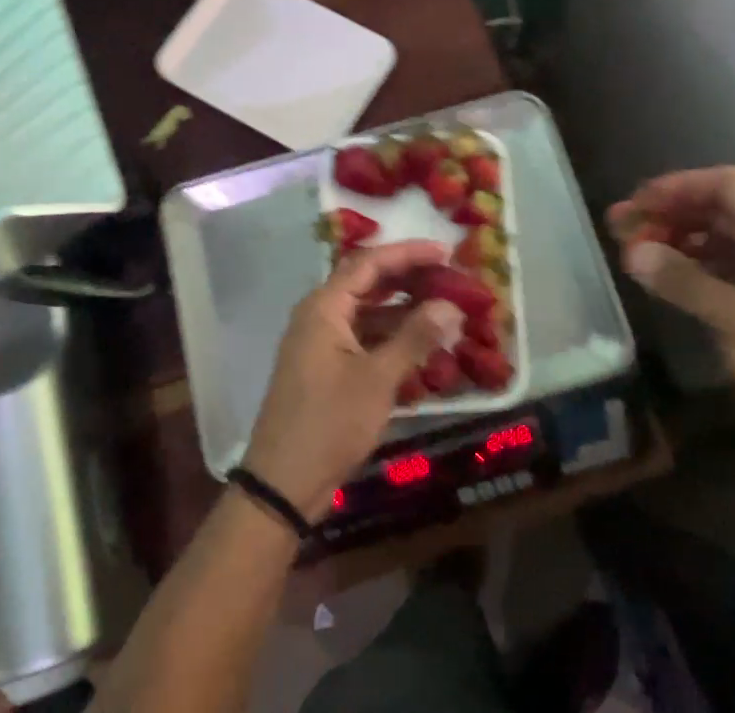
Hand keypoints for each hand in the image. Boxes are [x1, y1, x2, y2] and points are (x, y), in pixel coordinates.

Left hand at [243, 241, 461, 522]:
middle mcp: (318, 318)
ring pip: (367, 314)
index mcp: (323, 309)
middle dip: (409, 279)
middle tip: (450, 279)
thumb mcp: (377, 379)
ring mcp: (320, 345)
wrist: (283, 482)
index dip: (408, 253)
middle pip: (367, 284)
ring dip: (403, 311)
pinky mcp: (325, 371)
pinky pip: (363, 341)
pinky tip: (423, 347)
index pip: (368, 263)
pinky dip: (392, 339)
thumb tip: (449, 305)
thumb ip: (414, 337)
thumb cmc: (329, 423)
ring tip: (445, 311)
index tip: (447, 252)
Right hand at [607, 167, 734, 432]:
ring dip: (681, 244)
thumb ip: (684, 281)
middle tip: (623, 232)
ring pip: (725, 242)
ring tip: (639, 260)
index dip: (678, 187)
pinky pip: (732, 273)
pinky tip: (672, 288)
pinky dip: (699, 273)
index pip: (726, 184)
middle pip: (722, 210)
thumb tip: (633, 252)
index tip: (636, 205)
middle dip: (672, 215)